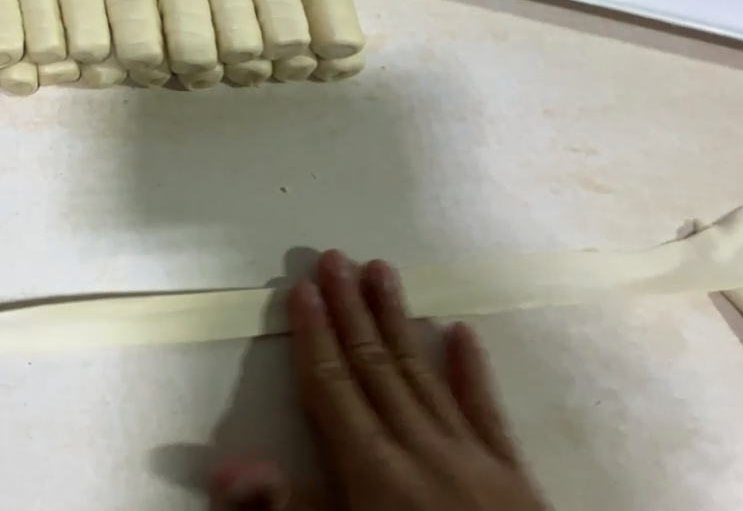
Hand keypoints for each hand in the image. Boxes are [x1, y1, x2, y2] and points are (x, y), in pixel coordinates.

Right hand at [212, 253, 547, 510]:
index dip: (313, 333)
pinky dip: (473, 372)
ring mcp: (473, 458)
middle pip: (375, 365)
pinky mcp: (518, 478)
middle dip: (349, 309)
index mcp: (371, 467)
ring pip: (424, 373)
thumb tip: (224, 464)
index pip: (332, 384)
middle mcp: (419, 448)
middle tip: (333, 257)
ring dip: (397, 319)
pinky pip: (489, 414)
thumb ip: (282, 506)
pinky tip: (462, 331)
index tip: (302, 287)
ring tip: (382, 269)